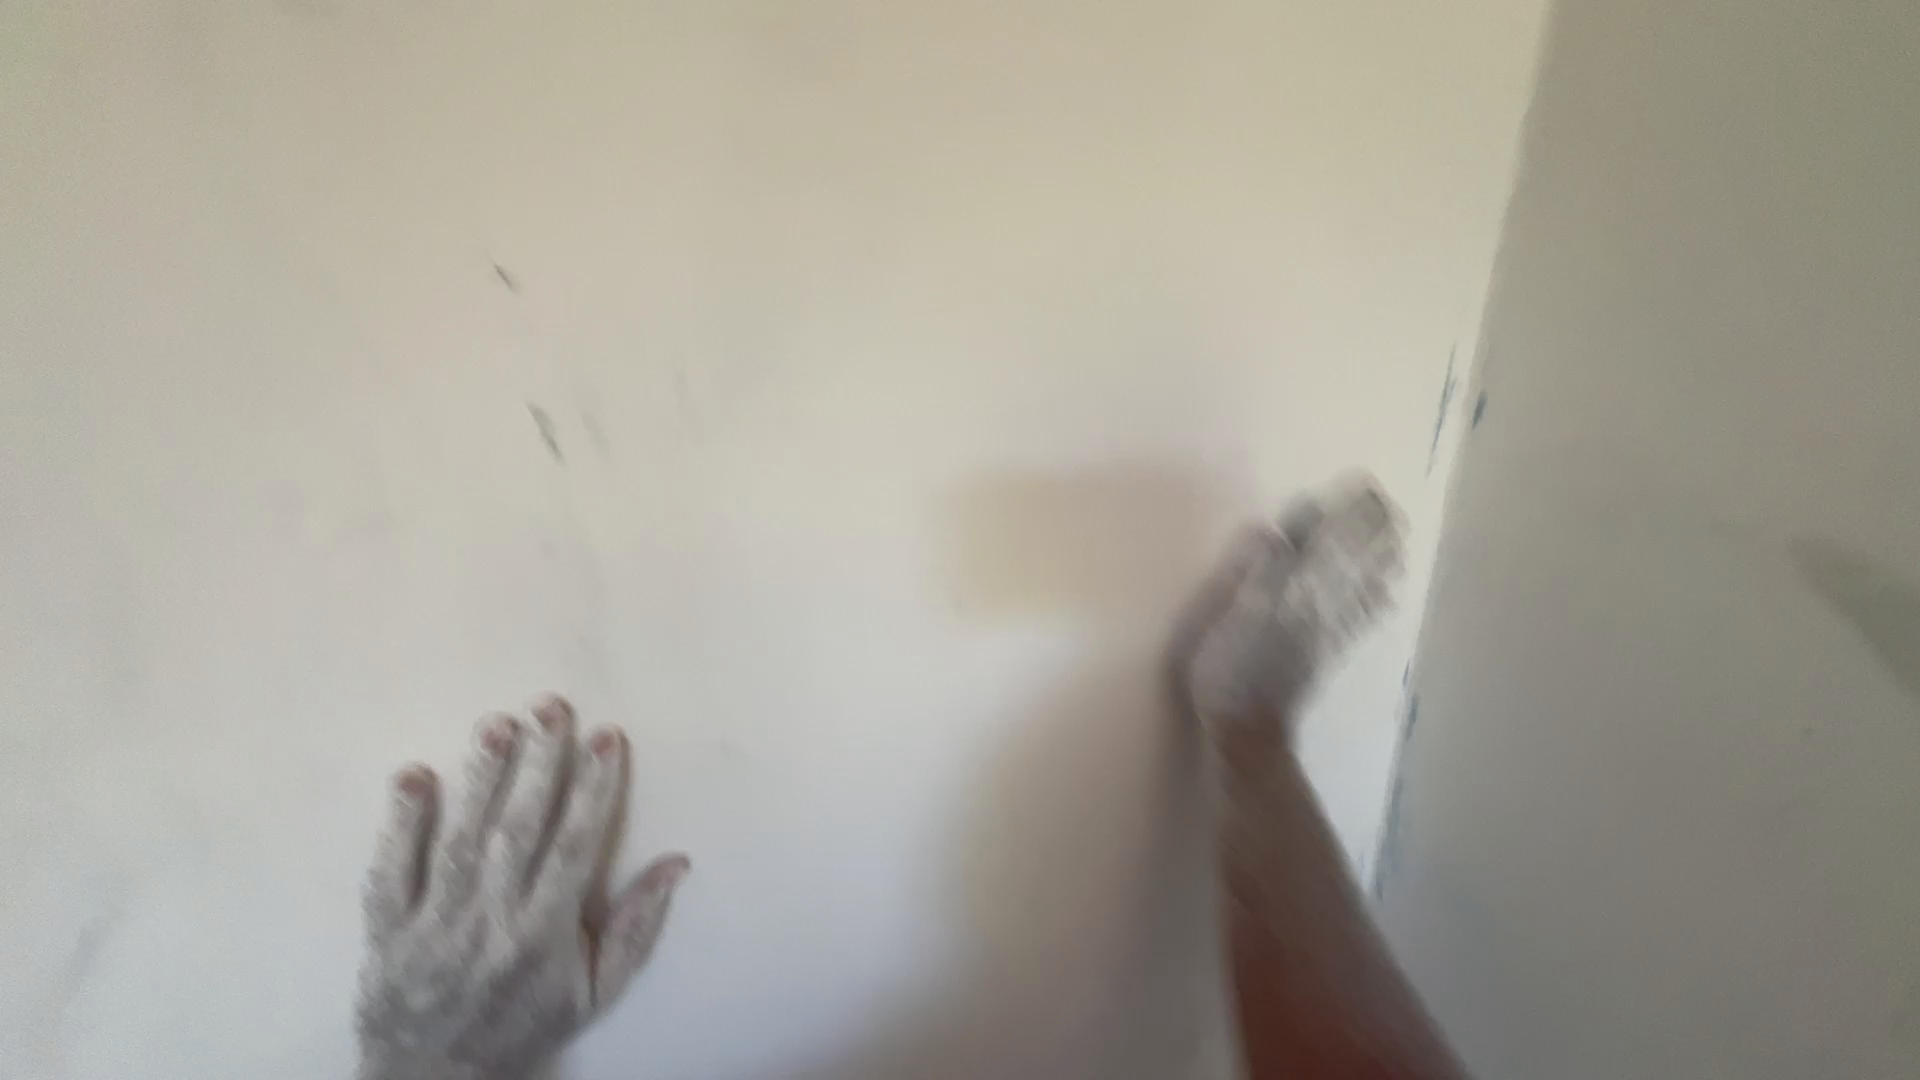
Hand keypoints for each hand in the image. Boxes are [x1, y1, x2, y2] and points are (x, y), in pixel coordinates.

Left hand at [356, 696, 689, 1079]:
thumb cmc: (527, 1023)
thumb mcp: (598, 988)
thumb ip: (638, 925)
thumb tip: (677, 861)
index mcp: (546, 930)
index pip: (576, 844)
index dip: (594, 787)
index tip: (606, 737)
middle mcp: (492, 919)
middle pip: (519, 829)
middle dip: (538, 764)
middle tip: (550, 707)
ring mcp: (433, 924)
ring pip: (460, 840)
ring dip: (480, 779)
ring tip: (496, 725)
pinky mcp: (386, 932)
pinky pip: (390, 874)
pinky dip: (399, 825)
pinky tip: (413, 775)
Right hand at [1171, 478, 1405, 762]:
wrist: (1245, 727)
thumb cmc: (1218, 670)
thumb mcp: (1216, 617)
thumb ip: (1247, 573)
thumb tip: (1271, 531)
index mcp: (1290, 590)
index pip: (1325, 541)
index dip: (1344, 512)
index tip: (1360, 482)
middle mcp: (1319, 605)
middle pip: (1353, 558)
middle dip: (1370, 526)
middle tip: (1383, 496)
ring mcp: (1330, 630)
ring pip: (1366, 584)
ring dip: (1383, 555)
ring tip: (1396, 529)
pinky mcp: (1332, 651)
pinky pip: (1364, 620)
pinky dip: (1380, 599)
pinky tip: (1392, 587)